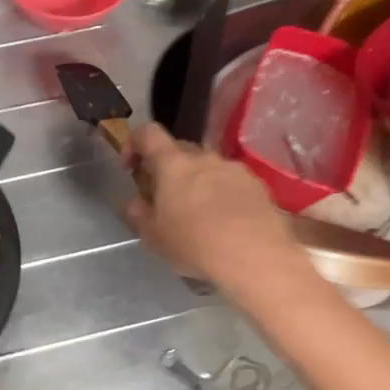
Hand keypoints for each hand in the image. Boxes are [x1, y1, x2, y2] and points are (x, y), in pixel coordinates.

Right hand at [122, 122, 298, 289]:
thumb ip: (139, 214)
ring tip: (201, 215)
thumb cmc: (195, 244)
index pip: (148, 133)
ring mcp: (235, 168)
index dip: (134, 143)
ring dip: (199, 183)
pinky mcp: (258, 185)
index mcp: (173, 163)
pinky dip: (224, 195)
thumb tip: (137, 202)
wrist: (257, 256)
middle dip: (169, 169)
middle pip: (180, 150)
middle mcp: (205, 157)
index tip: (131, 167)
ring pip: (208, 168)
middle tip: (166, 198)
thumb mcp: (154, 237)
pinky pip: (232, 183)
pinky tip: (227, 223)